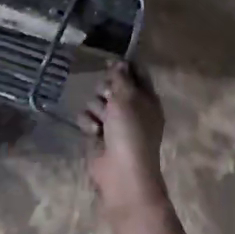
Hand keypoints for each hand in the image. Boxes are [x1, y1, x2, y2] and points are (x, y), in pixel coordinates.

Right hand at [81, 61, 167, 215]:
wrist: (121, 173)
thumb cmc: (130, 131)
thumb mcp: (128, 97)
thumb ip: (121, 77)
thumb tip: (119, 62)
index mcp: (146, 98)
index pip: (136, 74)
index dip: (123, 66)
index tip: (110, 61)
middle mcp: (131, 108)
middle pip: (112, 86)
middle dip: (106, 90)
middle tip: (108, 98)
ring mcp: (114, 123)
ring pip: (97, 101)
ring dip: (97, 108)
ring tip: (102, 121)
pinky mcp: (97, 135)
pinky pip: (87, 118)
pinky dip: (88, 124)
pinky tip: (94, 133)